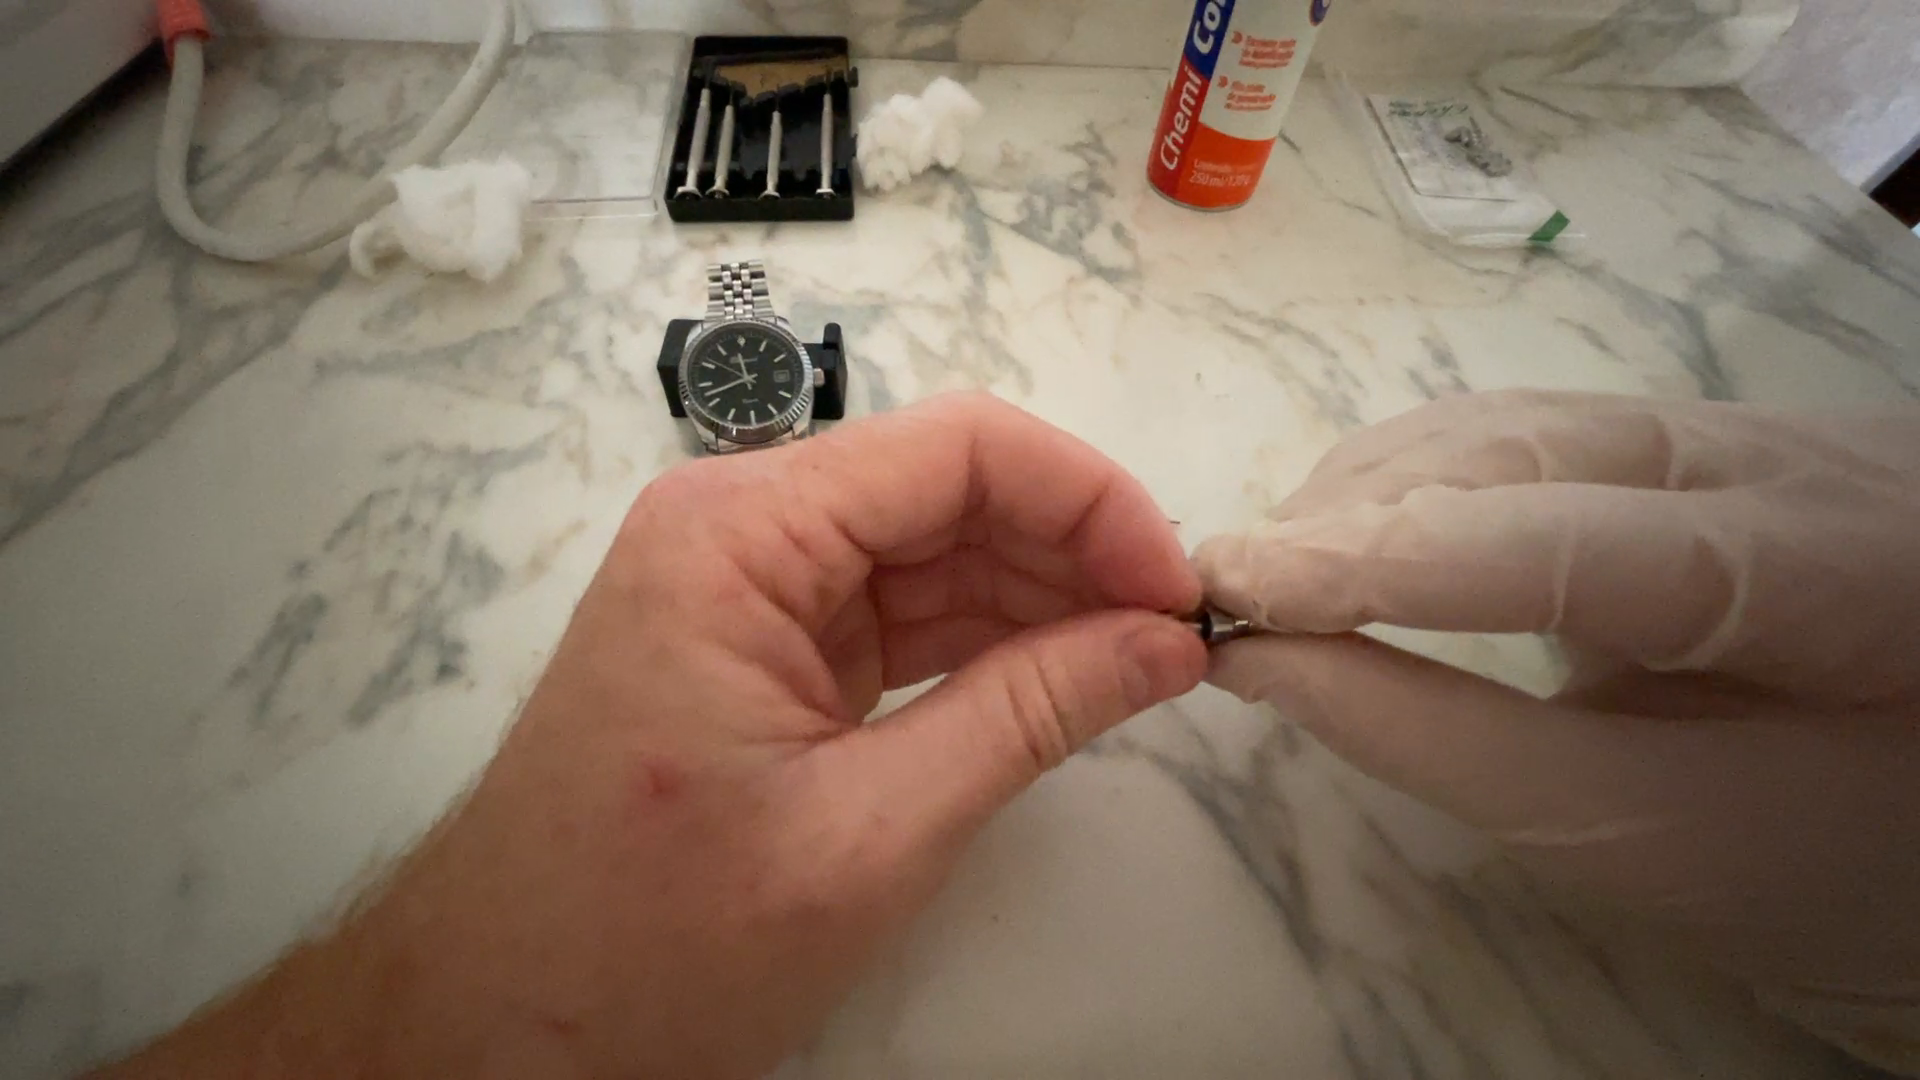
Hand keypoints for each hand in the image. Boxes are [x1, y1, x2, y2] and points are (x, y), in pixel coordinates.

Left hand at [96, 394, 1205, 1078]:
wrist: (503, 1020)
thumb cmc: (654, 943)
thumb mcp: (870, 834)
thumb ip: (1030, 717)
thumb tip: (1167, 644)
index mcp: (742, 533)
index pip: (958, 449)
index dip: (1088, 498)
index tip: (1171, 585)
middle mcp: (749, 524)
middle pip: (952, 486)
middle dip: (1075, 547)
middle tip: (1171, 629)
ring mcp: (764, 577)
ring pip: (942, 544)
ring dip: (1046, 592)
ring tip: (1138, 652)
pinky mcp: (782, 632)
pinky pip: (913, 604)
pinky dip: (996, 633)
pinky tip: (1066, 666)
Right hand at [1195, 390, 1919, 1074]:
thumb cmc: (1817, 877)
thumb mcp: (1624, 831)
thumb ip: (1427, 736)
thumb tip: (1258, 658)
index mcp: (1841, 569)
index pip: (1554, 541)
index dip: (1368, 562)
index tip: (1227, 591)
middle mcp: (1784, 455)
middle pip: (1508, 450)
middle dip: (1345, 519)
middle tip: (1229, 587)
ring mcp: (1719, 434)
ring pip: (1486, 429)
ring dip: (1354, 498)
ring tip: (1275, 573)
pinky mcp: (1661, 450)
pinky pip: (1493, 441)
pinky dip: (1391, 489)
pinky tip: (1344, 538)